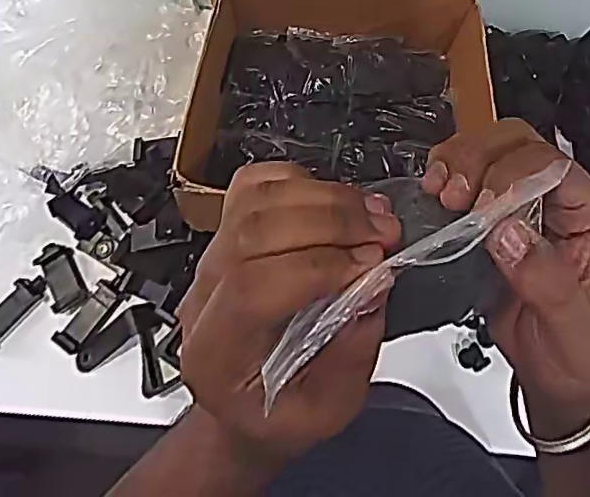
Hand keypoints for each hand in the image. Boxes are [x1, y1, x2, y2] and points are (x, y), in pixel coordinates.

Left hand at [173, 161, 402, 471]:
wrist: (252, 397)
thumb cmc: (281, 408)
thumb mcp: (328, 410)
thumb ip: (353, 352)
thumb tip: (375, 283)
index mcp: (216, 351)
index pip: (253, 286)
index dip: (320, 266)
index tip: (372, 265)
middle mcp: (205, 293)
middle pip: (257, 230)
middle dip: (334, 222)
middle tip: (384, 233)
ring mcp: (215, 252)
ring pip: (259, 197)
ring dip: (328, 196)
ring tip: (372, 215)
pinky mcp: (232, 224)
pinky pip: (258, 181)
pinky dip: (304, 180)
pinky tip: (336, 200)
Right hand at [424, 120, 589, 437]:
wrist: (556, 376)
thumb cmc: (577, 352)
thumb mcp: (572, 328)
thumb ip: (547, 281)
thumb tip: (510, 234)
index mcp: (585, 214)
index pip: (552, 167)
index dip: (514, 175)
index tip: (483, 206)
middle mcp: (554, 199)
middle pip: (518, 144)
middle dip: (481, 158)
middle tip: (456, 193)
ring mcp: (520, 201)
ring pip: (491, 147)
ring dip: (460, 159)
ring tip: (442, 190)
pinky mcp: (488, 213)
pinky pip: (468, 171)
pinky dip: (445, 172)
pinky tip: (434, 190)